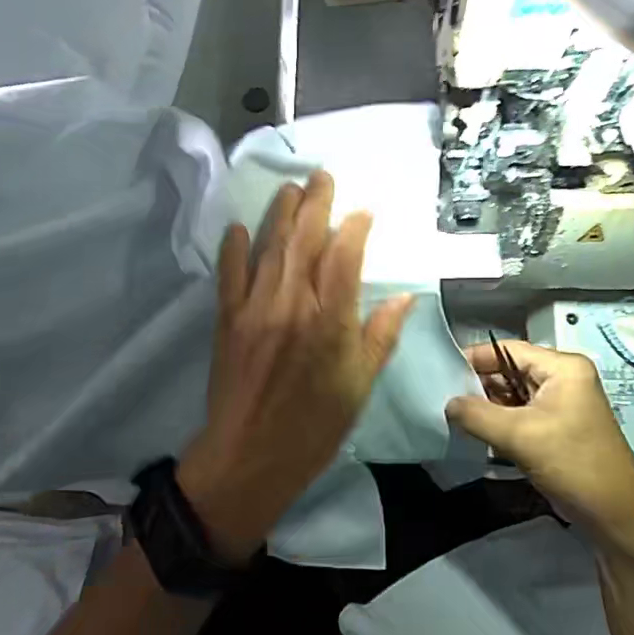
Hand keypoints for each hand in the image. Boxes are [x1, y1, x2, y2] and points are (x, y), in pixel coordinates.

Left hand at [178, 171, 413, 562]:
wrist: (250, 458)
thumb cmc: (315, 427)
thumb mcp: (360, 386)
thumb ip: (380, 336)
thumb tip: (405, 297)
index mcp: (331, 321)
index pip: (344, 257)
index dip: (354, 228)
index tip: (363, 211)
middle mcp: (293, 304)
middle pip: (304, 241)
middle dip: (315, 204)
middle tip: (322, 176)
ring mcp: (255, 309)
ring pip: (269, 249)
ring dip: (280, 214)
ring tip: (290, 188)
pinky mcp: (228, 320)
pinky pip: (229, 275)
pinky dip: (234, 249)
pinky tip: (240, 228)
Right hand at [445, 340, 633, 559]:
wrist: (613, 515)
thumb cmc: (572, 463)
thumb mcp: (519, 436)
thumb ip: (477, 415)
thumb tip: (448, 404)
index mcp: (563, 368)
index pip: (509, 350)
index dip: (475, 358)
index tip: (443, 371)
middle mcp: (564, 378)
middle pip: (510, 370)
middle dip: (479, 384)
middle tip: (445, 397)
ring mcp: (562, 403)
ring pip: (513, 394)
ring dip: (488, 405)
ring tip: (456, 415)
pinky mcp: (557, 427)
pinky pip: (521, 414)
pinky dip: (501, 421)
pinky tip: (477, 431)